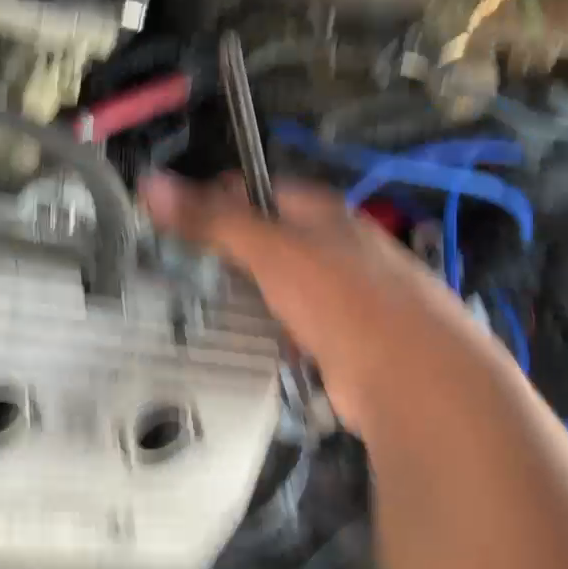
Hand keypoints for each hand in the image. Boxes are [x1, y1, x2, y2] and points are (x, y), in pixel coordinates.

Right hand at [139, 171, 501, 427]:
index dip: (211, 198)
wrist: (420, 385)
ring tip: (196, 304)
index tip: (171, 221)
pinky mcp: (346, 339)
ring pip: (276, 283)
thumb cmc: (344, 300)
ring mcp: (346, 294)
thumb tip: (147, 182)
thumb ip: (208, 218)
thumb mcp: (268, 250)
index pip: (254, 189)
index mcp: (323, 212)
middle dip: (223, 251)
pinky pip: (291, 323)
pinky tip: (242, 339)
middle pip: (264, 236)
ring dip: (244, 293)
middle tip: (176, 266)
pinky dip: (268, 328)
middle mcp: (338, 245)